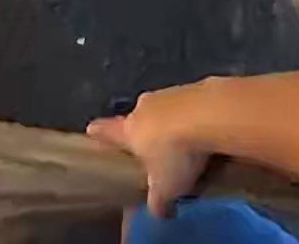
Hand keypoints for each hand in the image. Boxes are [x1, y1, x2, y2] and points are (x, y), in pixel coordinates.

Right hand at [87, 86, 215, 217]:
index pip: (108, 131)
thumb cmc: (175, 152)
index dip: (99, 132)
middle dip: (144, 133)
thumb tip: (158, 211)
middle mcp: (144, 106)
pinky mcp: (191, 87)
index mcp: (131, 129)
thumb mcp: (164, 189)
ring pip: (162, 110)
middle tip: (153, 152)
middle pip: (138, 118)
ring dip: (169, 124)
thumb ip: (157, 201)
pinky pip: (185, 105)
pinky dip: (189, 117)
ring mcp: (167, 93)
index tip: (90, 129)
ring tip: (182, 146)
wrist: (208, 113)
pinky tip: (201, 133)